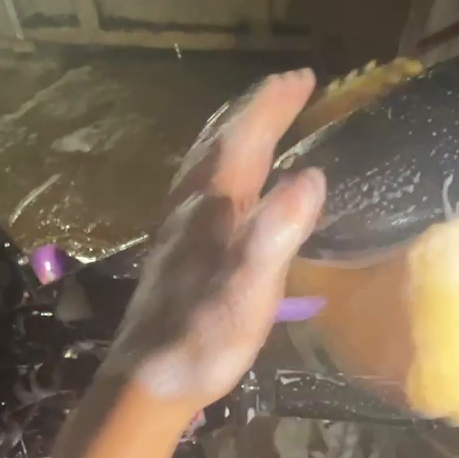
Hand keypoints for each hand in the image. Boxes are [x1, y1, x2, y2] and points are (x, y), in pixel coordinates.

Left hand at [106, 70, 326, 408]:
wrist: (146, 380)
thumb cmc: (205, 337)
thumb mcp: (252, 290)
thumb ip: (279, 232)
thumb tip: (312, 176)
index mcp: (215, 205)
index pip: (247, 138)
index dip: (275, 105)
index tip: (305, 77)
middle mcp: (189, 203)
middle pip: (221, 139)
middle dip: (255, 108)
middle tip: (287, 87)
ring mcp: (174, 224)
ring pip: (202, 159)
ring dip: (232, 129)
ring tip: (255, 118)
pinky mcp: (169, 246)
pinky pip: (195, 182)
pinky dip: (216, 161)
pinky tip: (221, 182)